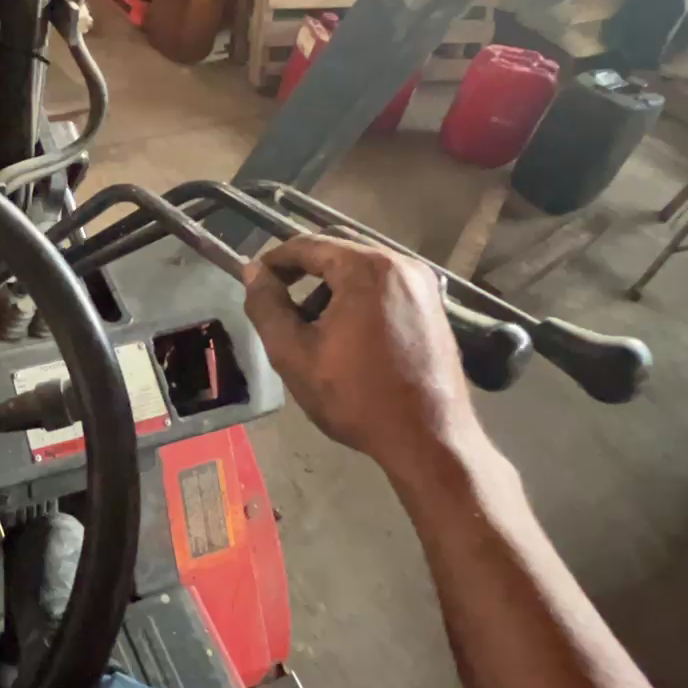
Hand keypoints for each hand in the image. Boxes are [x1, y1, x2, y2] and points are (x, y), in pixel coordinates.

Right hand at [242, 234, 487, 478]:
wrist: (430, 441)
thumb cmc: (356, 397)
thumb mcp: (294, 353)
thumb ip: (266, 306)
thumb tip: (253, 273)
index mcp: (366, 268)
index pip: (307, 245)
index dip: (274, 260)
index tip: (255, 281)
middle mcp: (401, 264)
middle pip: (338, 248)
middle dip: (303, 268)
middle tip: (277, 296)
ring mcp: (423, 284)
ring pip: (361, 266)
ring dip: (329, 283)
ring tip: (309, 321)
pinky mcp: (434, 305)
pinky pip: (385, 283)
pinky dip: (357, 294)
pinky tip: (344, 330)